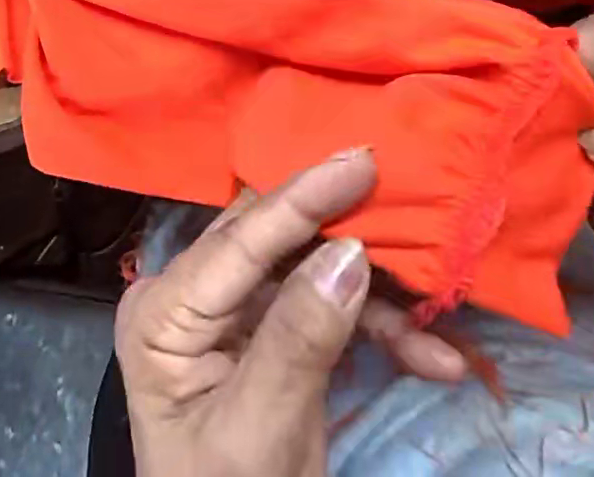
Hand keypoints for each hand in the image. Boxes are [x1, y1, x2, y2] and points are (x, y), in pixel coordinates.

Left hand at [113, 148, 465, 476]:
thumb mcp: (260, 431)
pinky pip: (325, 305)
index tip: (359, 161)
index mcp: (164, 311)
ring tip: (429, 303)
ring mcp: (229, 308)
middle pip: (274, 238)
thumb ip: (299, 338)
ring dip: (372, 291)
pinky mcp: (267, 326)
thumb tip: (350, 253)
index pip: (240, 240)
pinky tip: (429, 355)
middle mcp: (190, 293)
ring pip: (308, 266)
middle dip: (339, 226)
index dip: (303, 197)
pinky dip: (375, 327)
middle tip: (394, 195)